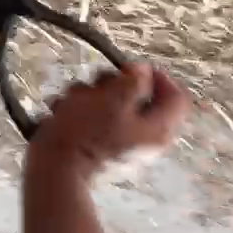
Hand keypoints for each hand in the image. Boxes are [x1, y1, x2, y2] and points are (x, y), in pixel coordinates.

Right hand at [28, 62, 190, 181]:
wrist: (56, 166)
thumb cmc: (87, 131)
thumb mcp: (112, 99)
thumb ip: (134, 81)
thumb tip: (142, 70)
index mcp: (158, 128)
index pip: (176, 96)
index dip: (156, 75)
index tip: (128, 67)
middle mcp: (144, 136)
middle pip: (139, 98)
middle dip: (112, 85)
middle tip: (94, 84)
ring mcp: (121, 141)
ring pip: (110, 104)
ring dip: (88, 95)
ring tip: (71, 99)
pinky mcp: (98, 144)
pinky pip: (92, 118)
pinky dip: (77, 110)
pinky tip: (61, 111)